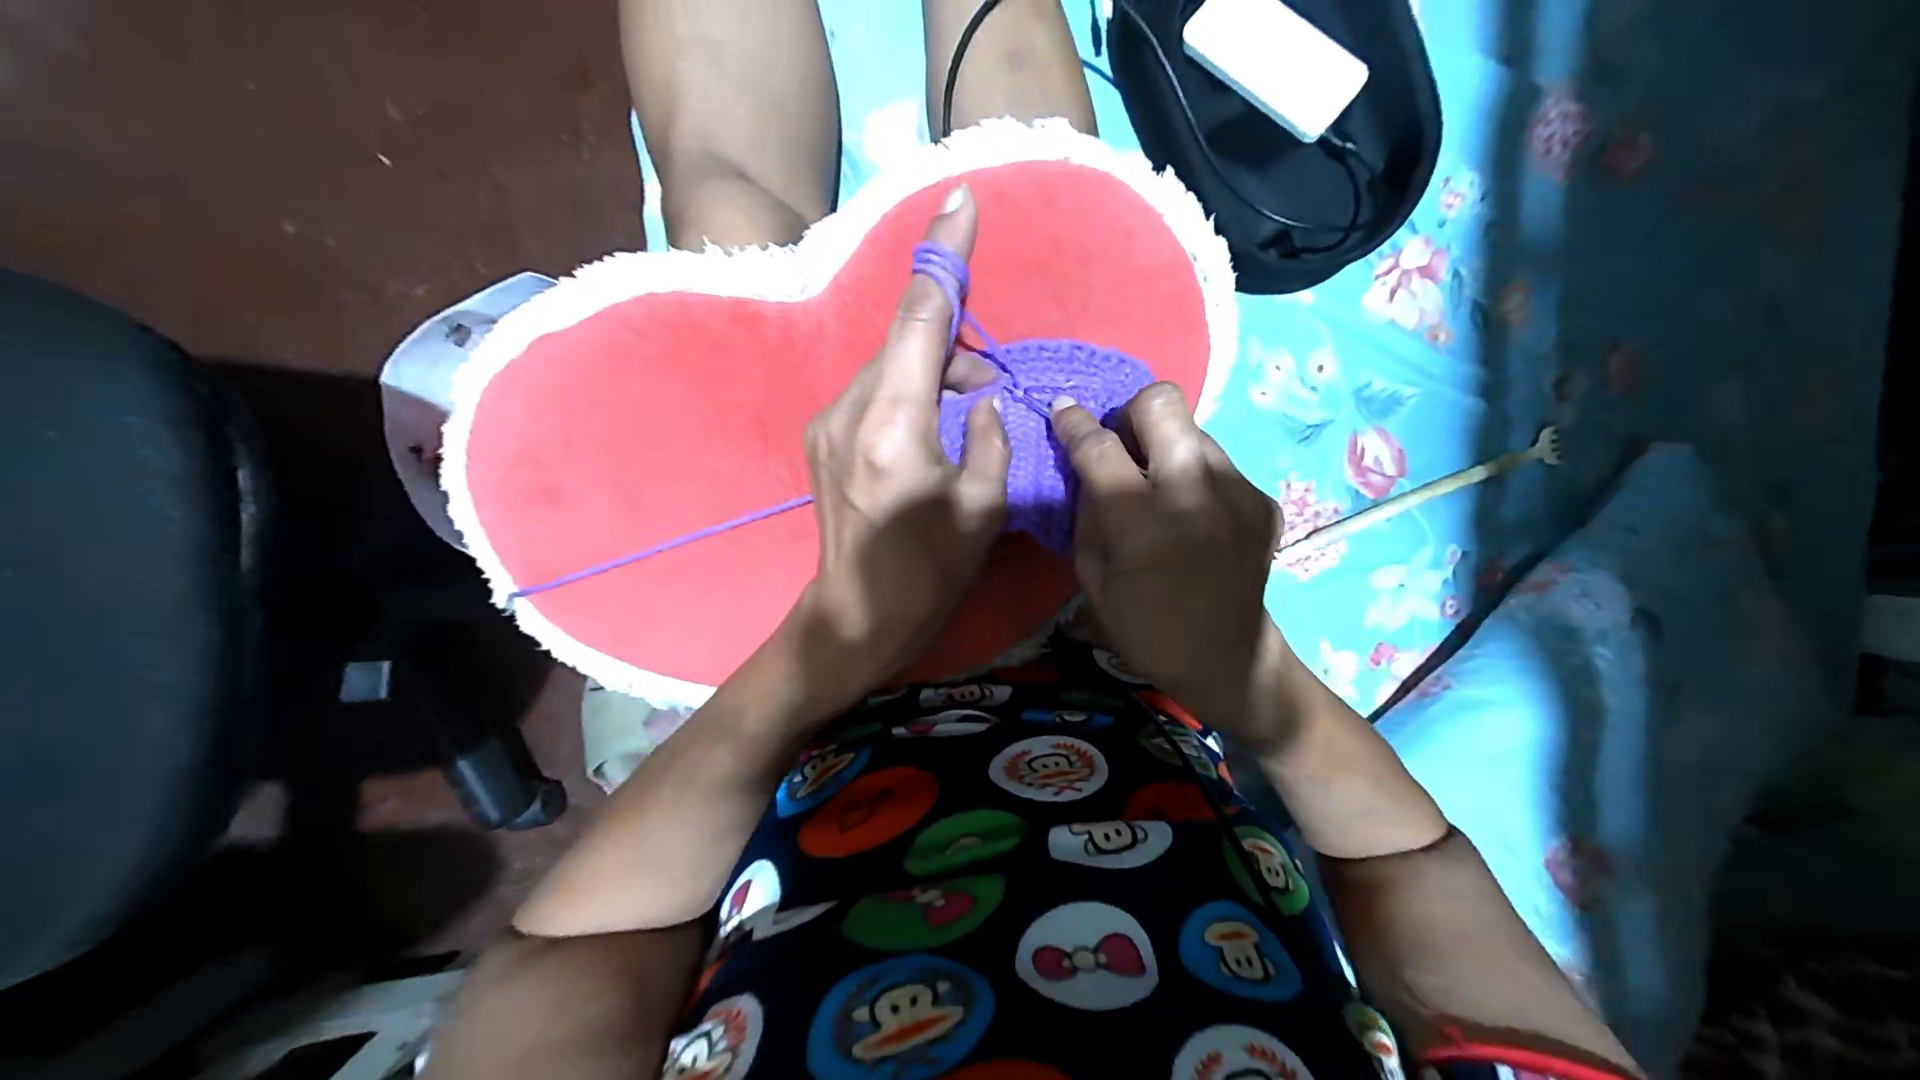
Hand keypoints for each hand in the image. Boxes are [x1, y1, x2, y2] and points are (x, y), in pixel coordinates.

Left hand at [793, 186, 1009, 690]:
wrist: (857, 617)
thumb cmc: (927, 572)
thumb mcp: (984, 507)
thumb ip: (991, 435)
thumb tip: (982, 399)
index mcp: (892, 424)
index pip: (920, 319)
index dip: (944, 258)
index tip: (960, 200)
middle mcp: (848, 409)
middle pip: (907, 345)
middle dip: (956, 356)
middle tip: (993, 398)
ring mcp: (826, 423)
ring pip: (890, 370)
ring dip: (934, 380)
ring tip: (968, 425)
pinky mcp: (822, 439)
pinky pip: (874, 395)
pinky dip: (910, 399)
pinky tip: (930, 436)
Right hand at [1050, 384, 1290, 731]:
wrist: (1225, 656)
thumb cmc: (1143, 625)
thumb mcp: (1091, 573)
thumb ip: (1087, 510)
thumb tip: (1087, 464)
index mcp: (1141, 520)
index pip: (1099, 445)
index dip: (1073, 422)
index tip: (1062, 411)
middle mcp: (1194, 490)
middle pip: (1161, 402)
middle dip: (1131, 414)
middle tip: (1122, 446)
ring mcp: (1237, 491)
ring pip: (1193, 428)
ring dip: (1166, 445)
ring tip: (1160, 485)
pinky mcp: (1262, 499)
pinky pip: (1218, 461)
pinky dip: (1195, 474)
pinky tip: (1193, 512)